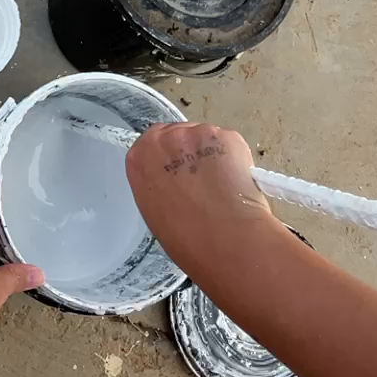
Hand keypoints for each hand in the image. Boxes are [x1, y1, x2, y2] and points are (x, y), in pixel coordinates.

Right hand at [125, 123, 282, 272]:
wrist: (225, 242)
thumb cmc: (188, 239)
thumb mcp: (153, 210)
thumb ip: (155, 182)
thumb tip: (171, 180)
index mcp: (140, 158)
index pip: (152, 142)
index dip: (169, 155)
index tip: (179, 167)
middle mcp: (163, 139)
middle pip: (177, 134)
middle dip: (190, 150)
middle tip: (204, 176)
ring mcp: (195, 134)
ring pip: (205, 138)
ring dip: (213, 154)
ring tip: (223, 183)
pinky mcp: (226, 136)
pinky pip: (229, 144)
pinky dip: (234, 158)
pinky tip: (236, 181)